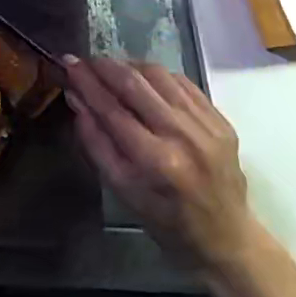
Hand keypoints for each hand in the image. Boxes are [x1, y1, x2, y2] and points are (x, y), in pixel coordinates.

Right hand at [61, 56, 262, 275]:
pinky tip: (143, 78)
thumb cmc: (167, 223)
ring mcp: (205, 123)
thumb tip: (77, 100)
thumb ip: (97, 145)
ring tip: (111, 68)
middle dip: (105, 67)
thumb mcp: (124, 192)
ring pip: (159, 75)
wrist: (226, 236)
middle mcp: (182, 134)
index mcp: (156, 162)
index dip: (88, 84)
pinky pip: (182, 82)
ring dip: (130, 66)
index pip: (112, 110)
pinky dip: (157, 75)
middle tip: (85, 59)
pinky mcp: (219, 117)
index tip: (69, 65)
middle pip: (135, 84)